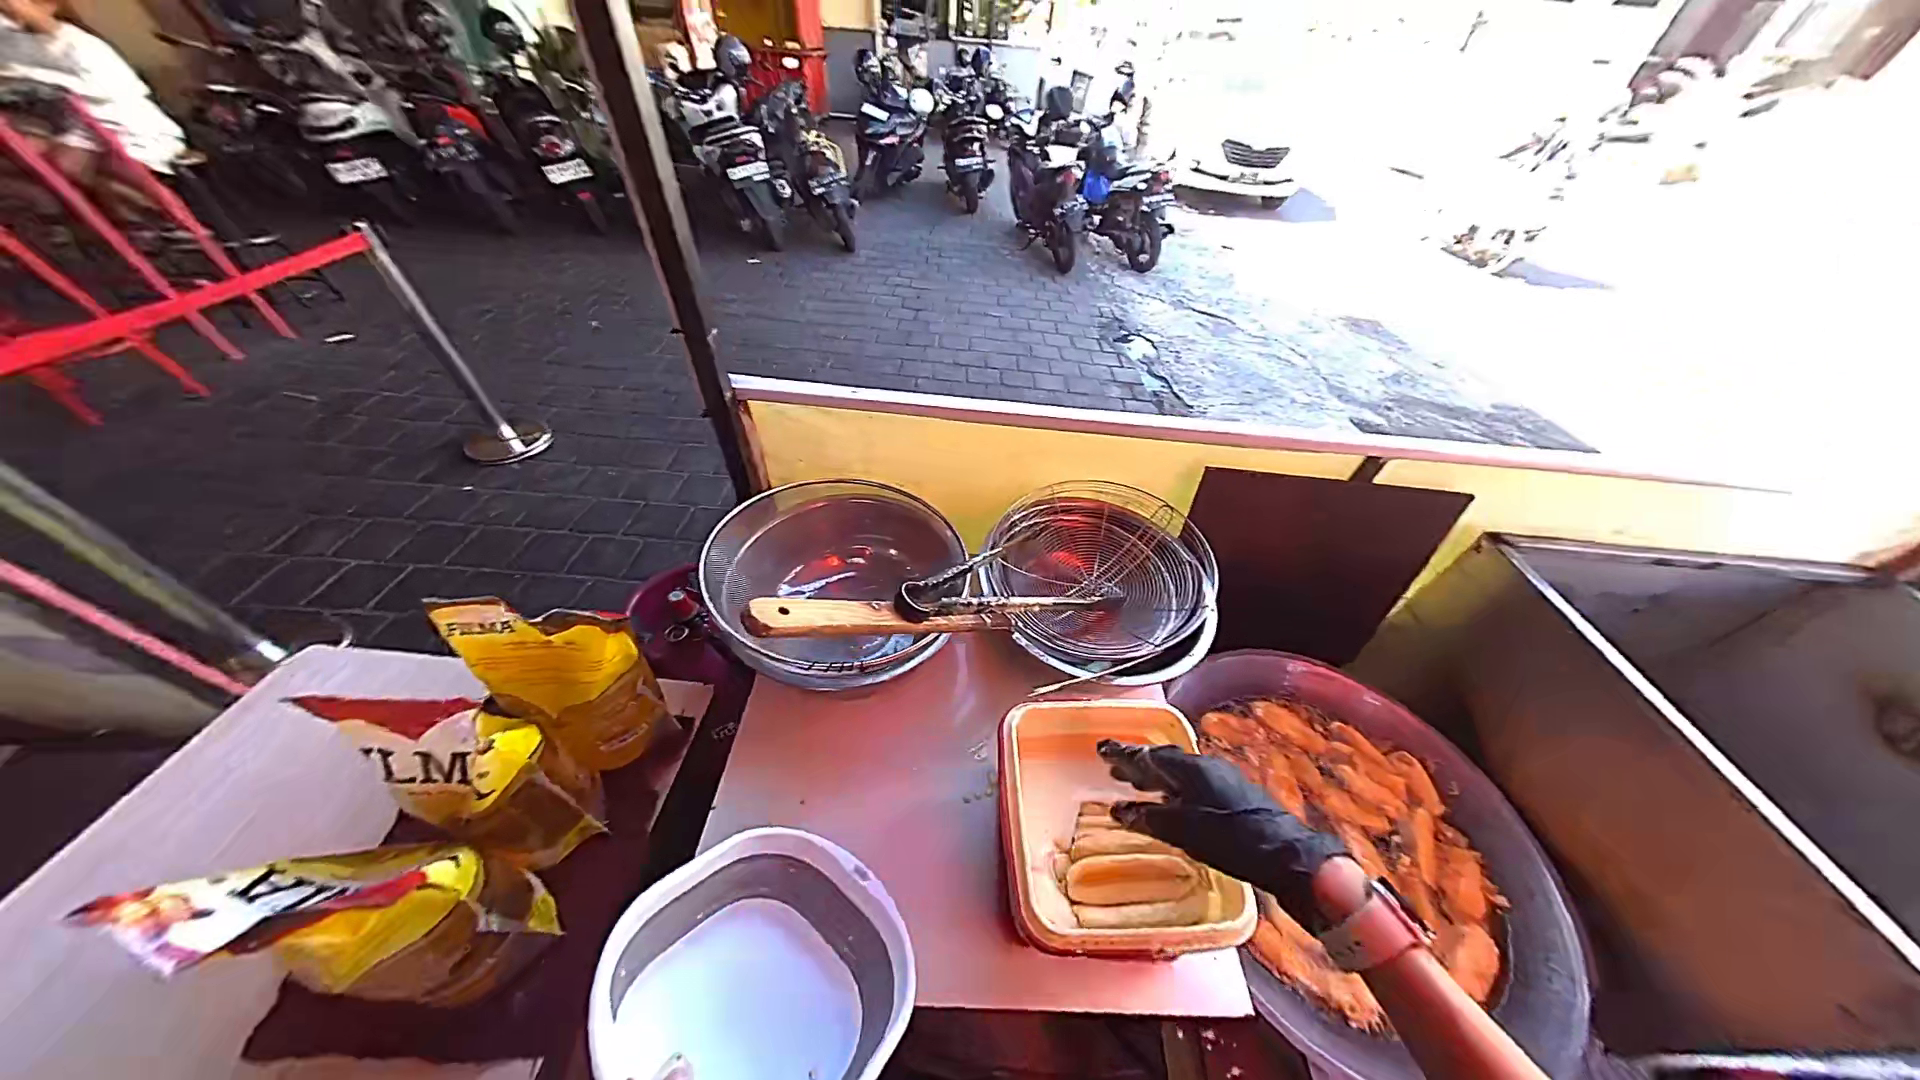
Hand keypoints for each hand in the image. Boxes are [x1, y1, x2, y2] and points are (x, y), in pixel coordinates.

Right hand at [1096, 739, 1348, 928]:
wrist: (1287, 856)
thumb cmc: (1231, 840)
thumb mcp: (1182, 830)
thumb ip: (1149, 818)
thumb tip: (1120, 812)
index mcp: (1189, 769)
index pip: (1147, 756)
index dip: (1123, 754)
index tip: (1102, 748)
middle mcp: (1204, 767)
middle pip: (1163, 760)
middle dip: (1137, 764)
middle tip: (1114, 769)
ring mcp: (1221, 779)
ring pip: (1177, 772)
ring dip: (1155, 776)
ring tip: (1135, 784)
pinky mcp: (1233, 795)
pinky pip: (1191, 783)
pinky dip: (1172, 787)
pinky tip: (1169, 800)